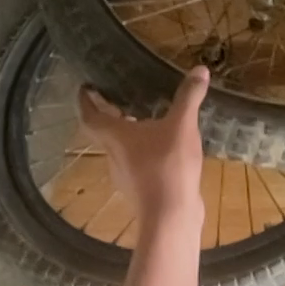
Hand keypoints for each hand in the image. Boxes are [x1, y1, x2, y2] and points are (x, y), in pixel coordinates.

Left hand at [78, 65, 208, 222]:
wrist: (170, 216)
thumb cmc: (168, 165)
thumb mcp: (182, 125)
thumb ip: (189, 97)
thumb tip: (199, 69)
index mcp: (117, 137)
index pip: (91, 117)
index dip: (85, 101)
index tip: (85, 88)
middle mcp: (115, 155)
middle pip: (104, 132)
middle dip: (109, 113)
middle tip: (117, 96)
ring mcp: (127, 174)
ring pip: (120, 147)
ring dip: (127, 131)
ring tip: (144, 115)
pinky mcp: (141, 187)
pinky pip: (137, 160)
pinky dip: (143, 147)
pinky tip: (163, 144)